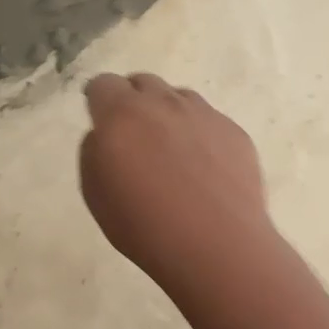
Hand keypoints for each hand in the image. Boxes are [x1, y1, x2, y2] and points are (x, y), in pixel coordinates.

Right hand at [78, 73, 276, 282]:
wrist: (216, 246)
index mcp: (121, 113)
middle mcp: (162, 103)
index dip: (98, 99)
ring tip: (169, 150)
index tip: (100, 119)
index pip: (103, 84)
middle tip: (133, 135)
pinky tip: (200, 168)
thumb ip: (94, 150)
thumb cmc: (143, 224)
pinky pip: (208, 119)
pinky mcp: (234, 132)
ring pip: (177, 97)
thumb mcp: (94, 191)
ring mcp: (203, 114)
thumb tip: (106, 134)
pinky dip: (197, 133)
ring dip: (166, 113)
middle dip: (132, 100)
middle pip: (142, 82)